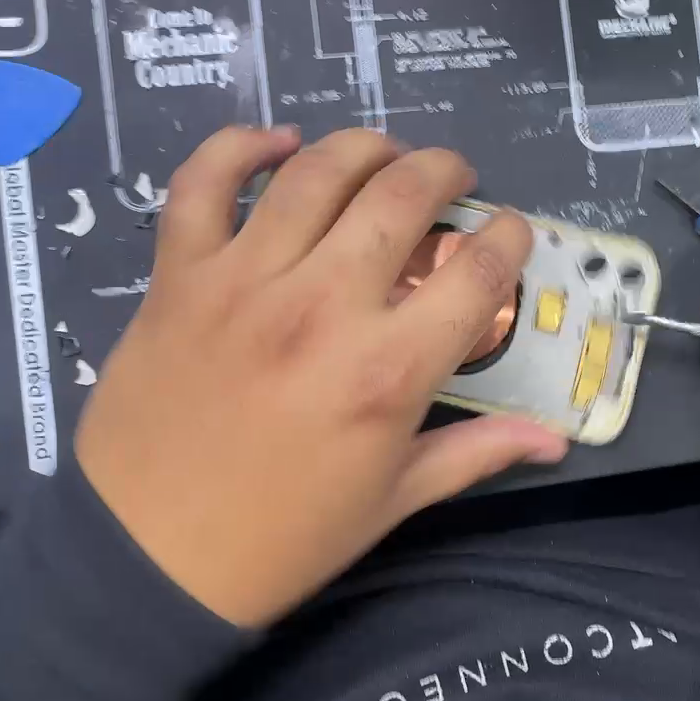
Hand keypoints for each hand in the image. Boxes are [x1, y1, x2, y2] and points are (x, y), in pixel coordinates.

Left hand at [76, 126, 568, 626]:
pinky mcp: (179, 276)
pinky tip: (276, 141)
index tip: (509, 234)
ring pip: (315, 173)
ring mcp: (244, 282)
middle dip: (444, 170)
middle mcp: (324, 308)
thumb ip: (477, 453)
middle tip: (452, 176)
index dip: (508, 240)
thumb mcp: (392, 503)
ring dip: (364, 147)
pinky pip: (203, 184)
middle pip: (402, 198)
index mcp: (388, 372)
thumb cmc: (282, 539)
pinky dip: (238, 147)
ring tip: (384, 153)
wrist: (145, 559)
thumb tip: (554, 439)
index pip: (477, 275)